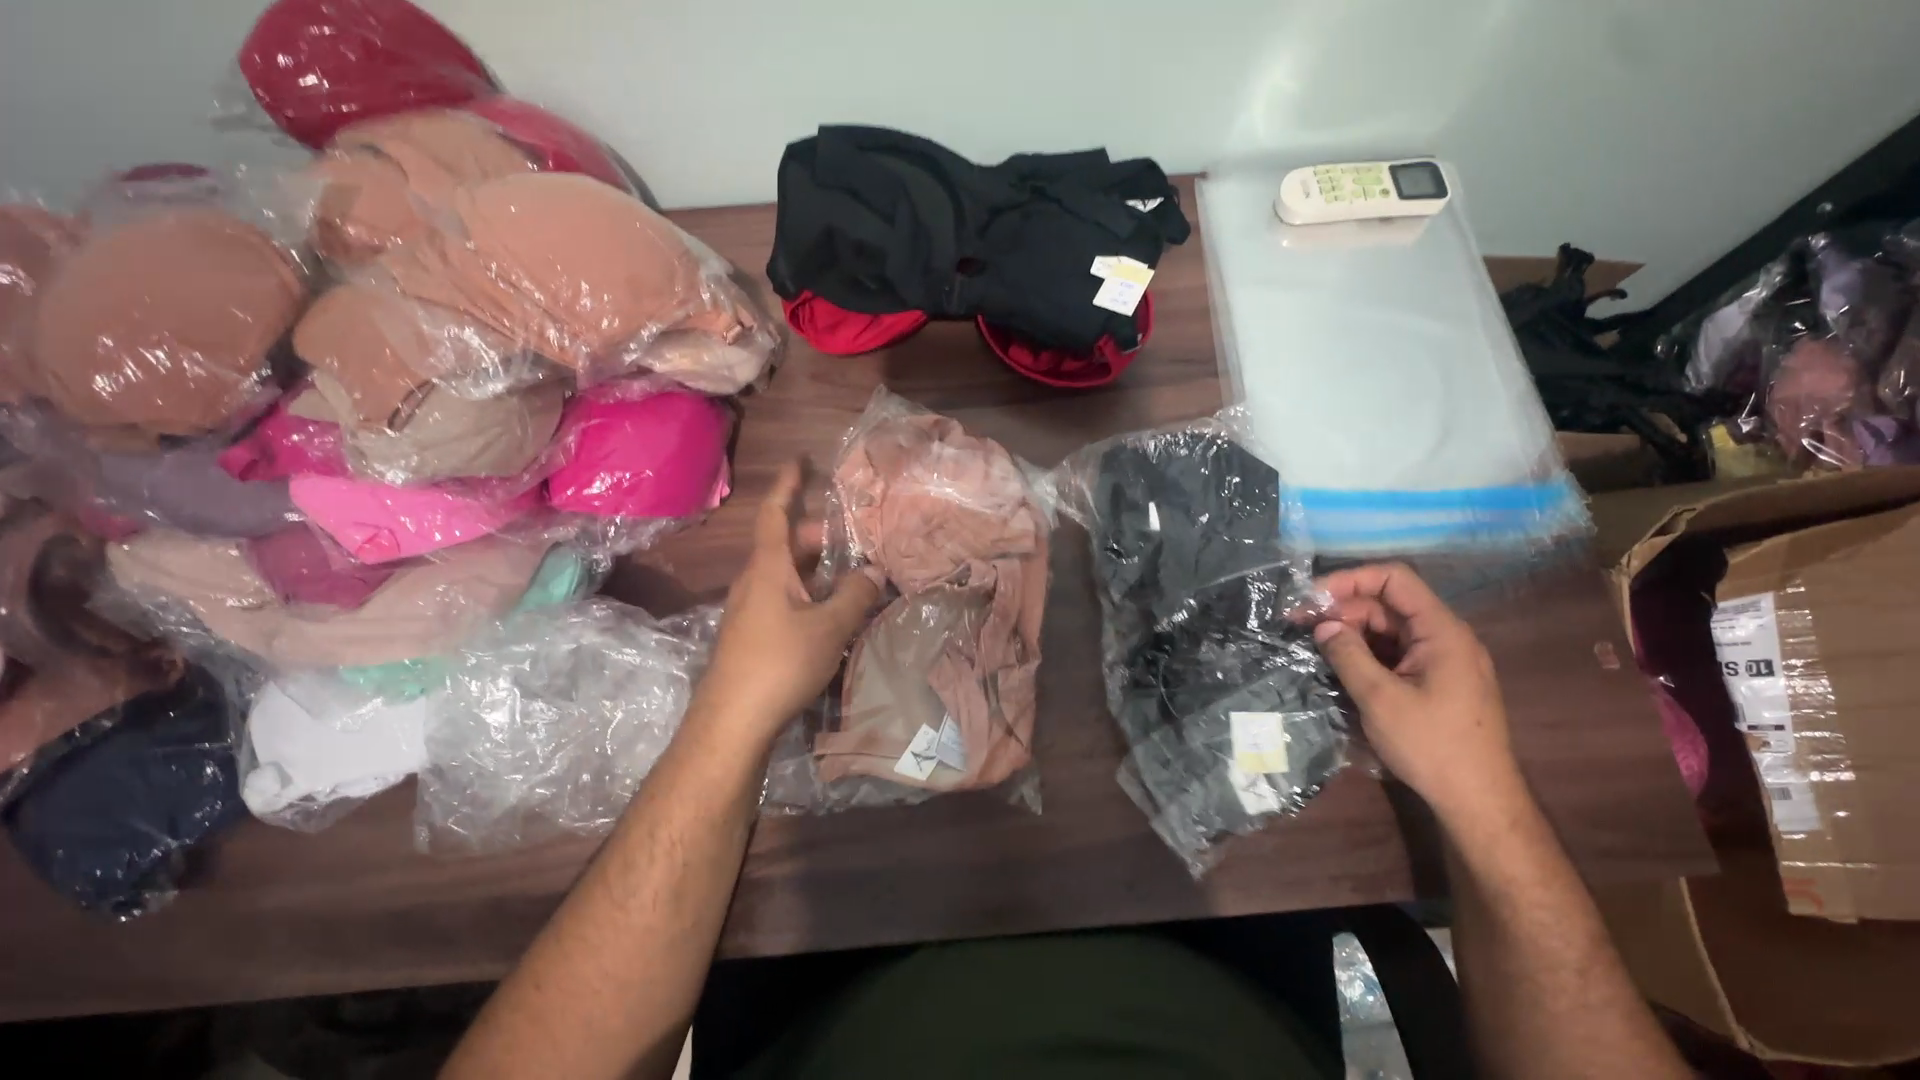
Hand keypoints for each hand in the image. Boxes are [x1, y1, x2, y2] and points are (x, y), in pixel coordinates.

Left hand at [694, 461, 880, 742]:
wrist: (732, 721)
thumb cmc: (780, 663)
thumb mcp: (828, 629)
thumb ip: (855, 596)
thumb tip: (875, 572)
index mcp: (769, 568)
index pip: (776, 513)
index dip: (790, 485)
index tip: (801, 460)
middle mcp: (755, 581)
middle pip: (787, 545)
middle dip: (819, 535)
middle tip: (855, 534)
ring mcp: (751, 610)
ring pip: (788, 575)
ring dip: (817, 568)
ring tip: (854, 571)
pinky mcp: (753, 636)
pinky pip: (786, 599)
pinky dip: (811, 594)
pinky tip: (835, 612)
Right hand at [1311, 563, 1524, 825]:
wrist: (1479, 800)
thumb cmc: (1431, 745)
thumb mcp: (1380, 699)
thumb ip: (1348, 655)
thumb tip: (1322, 625)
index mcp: (1442, 631)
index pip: (1395, 579)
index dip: (1350, 579)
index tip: (1311, 596)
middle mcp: (1447, 637)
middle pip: (1389, 604)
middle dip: (1344, 609)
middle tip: (1300, 625)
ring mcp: (1444, 660)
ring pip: (1391, 630)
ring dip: (1352, 632)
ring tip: (1313, 646)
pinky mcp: (1438, 682)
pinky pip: (1398, 653)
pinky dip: (1367, 653)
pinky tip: (1339, 667)